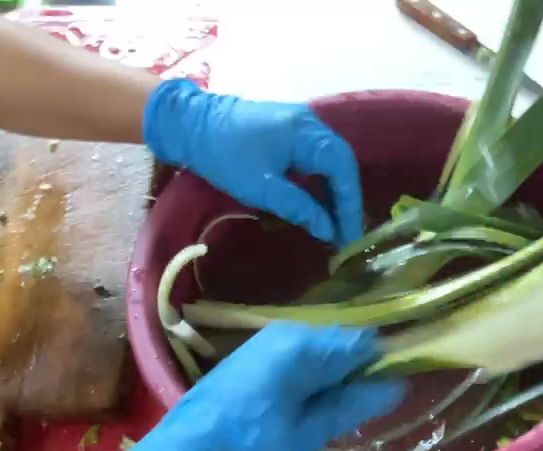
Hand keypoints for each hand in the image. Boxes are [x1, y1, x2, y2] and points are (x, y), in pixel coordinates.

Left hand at [101, 324, 402, 450]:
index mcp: (304, 344)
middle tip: (358, 411)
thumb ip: (354, 403)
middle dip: (357, 372)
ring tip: (330, 414)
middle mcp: (287, 331)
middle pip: (342, 343)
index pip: (363, 340)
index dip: (383, 362)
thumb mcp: (310, 429)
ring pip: (321, 352)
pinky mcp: (256, 355)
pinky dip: (312, 378)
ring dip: (334, 378)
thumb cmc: (253, 441)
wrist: (190, 450)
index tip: (392, 390)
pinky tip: (306, 407)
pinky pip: (300, 358)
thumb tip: (397, 385)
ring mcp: (268, 340)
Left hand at [143, 79, 362, 247]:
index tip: (351, 234)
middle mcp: (309, 124)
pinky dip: (322, 183)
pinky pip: (316, 158)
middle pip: (342, 164)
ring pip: (331, 161)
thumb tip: (329, 231)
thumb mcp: (264, 189)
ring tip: (335, 225)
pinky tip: (319, 205)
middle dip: (346, 201)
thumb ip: (301, 209)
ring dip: (335, 194)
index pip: (342, 169)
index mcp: (305, 133)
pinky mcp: (289, 132)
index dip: (350, 204)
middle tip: (347, 233)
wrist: (191, 125)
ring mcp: (300, 125)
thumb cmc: (226, 156)